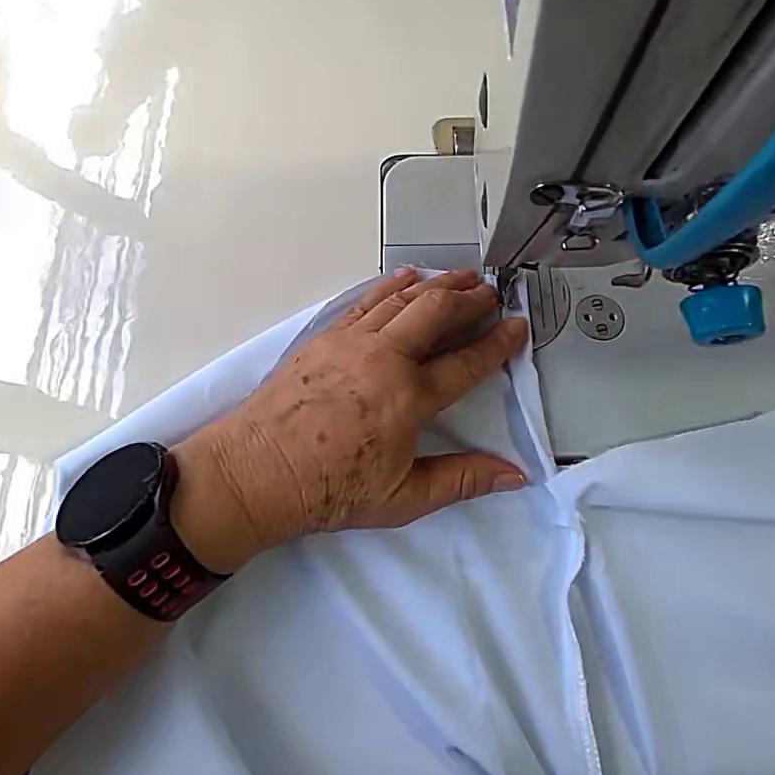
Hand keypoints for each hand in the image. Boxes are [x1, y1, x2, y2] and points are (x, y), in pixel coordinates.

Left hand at [172, 269, 531, 572]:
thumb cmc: (326, 489)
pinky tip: (405, 279)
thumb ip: (462, 480)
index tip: (516, 328)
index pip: (466, 363)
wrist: (257, 471)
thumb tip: (513, 475)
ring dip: (435, 285)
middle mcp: (381, 359)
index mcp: (407, 398)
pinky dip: (389, 287)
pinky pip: (364, 302)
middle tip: (490, 293)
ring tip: (461, 276)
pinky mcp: (322, 339)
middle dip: (469, 299)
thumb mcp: (403, 498)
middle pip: (435, 313)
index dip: (497, 343)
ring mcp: (348, 344)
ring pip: (401, 300)